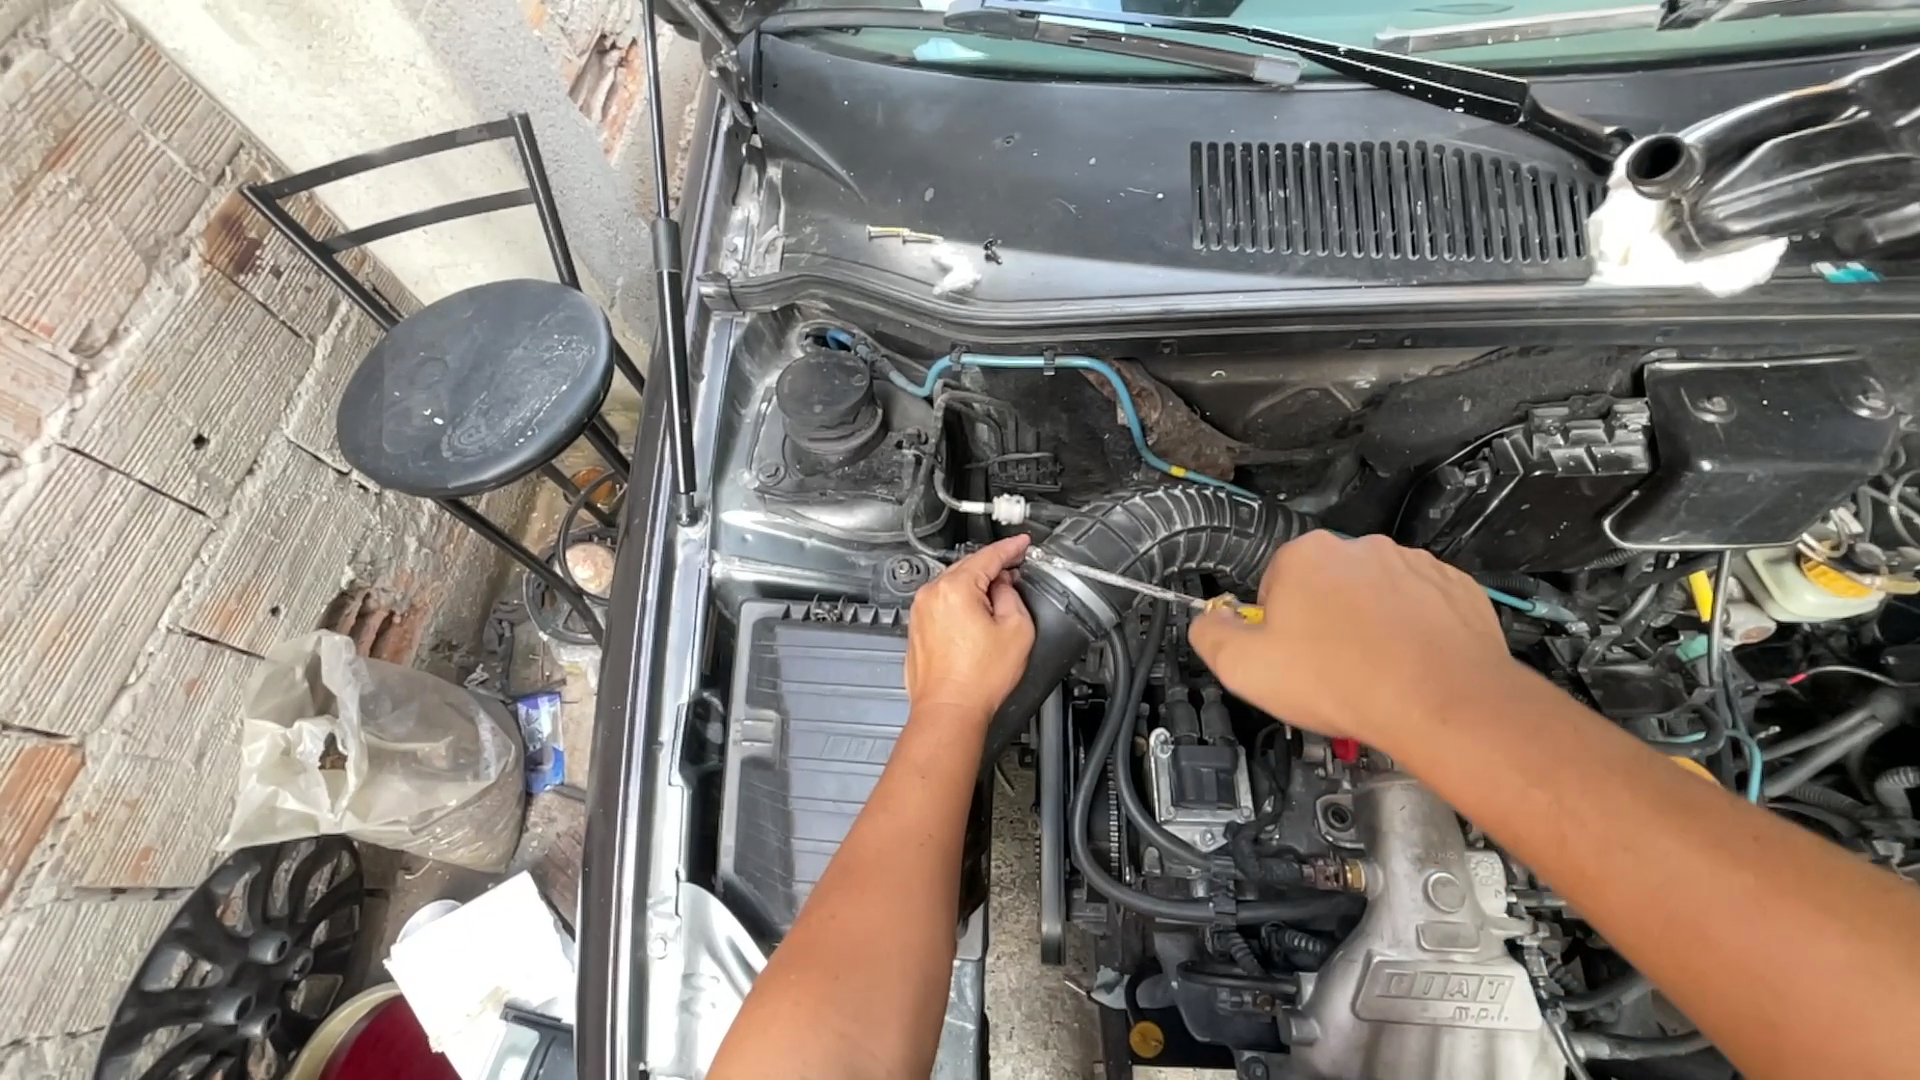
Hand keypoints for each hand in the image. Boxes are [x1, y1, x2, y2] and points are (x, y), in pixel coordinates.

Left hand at [905, 535, 1035, 723]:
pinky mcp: (917, 628)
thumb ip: (1012, 596)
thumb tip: (1004, 587)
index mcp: (955, 588)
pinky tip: (976, 621)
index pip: (988, 556)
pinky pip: (943, 604)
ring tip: (998, 604)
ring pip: (954, 586)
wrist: (949, 711)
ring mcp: (920, 612)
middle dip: (993, 569)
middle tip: (1015, 575)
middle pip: (968, 568)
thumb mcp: (1017, 630)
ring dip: (976, 588)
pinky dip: (960, 605)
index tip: (1022, 544)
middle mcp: (931, 594)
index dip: (1011, 548)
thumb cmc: (978, 680)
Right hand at [1187, 531, 1514, 748]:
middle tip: (1325, 667)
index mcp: (1304, 556)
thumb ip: (1210, 634)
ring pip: (1371, 594)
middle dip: (1319, 620)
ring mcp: (1411, 564)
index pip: (1271, 584)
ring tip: (1368, 670)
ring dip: (1365, 624)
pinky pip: (1418, 605)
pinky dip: (1409, 630)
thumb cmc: (1347, 682)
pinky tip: (1403, 664)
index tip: (1286, 653)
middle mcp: (1358, 549)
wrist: (1442, 704)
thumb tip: (1207, 621)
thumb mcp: (1242, 667)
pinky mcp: (1452, 588)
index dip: (1274, 625)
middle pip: (1322, 585)